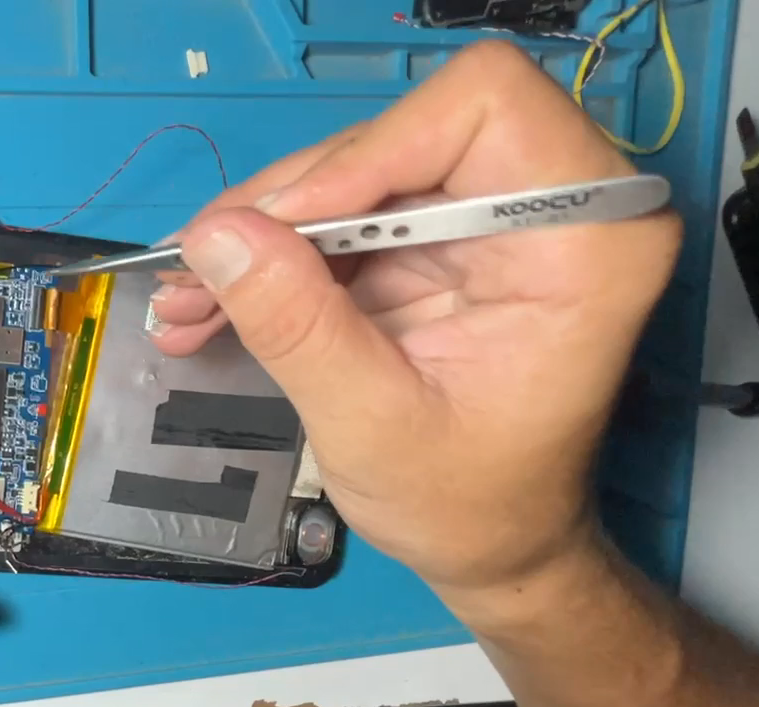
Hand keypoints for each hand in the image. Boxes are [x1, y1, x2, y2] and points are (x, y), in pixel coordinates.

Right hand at [150, 42, 680, 599]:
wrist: (483, 541)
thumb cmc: (458, 500)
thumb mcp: (367, 421)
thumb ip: (295, 325)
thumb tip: (211, 237)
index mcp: (578, 239)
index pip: (473, 112)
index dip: (357, 159)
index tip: (264, 234)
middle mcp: (536, 209)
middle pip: (389, 143)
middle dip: (277, 211)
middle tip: (192, 270)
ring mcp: (472, 229)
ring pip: (342, 186)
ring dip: (251, 243)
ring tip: (180, 302)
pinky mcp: (422, 256)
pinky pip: (327, 234)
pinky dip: (260, 269)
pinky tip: (203, 310)